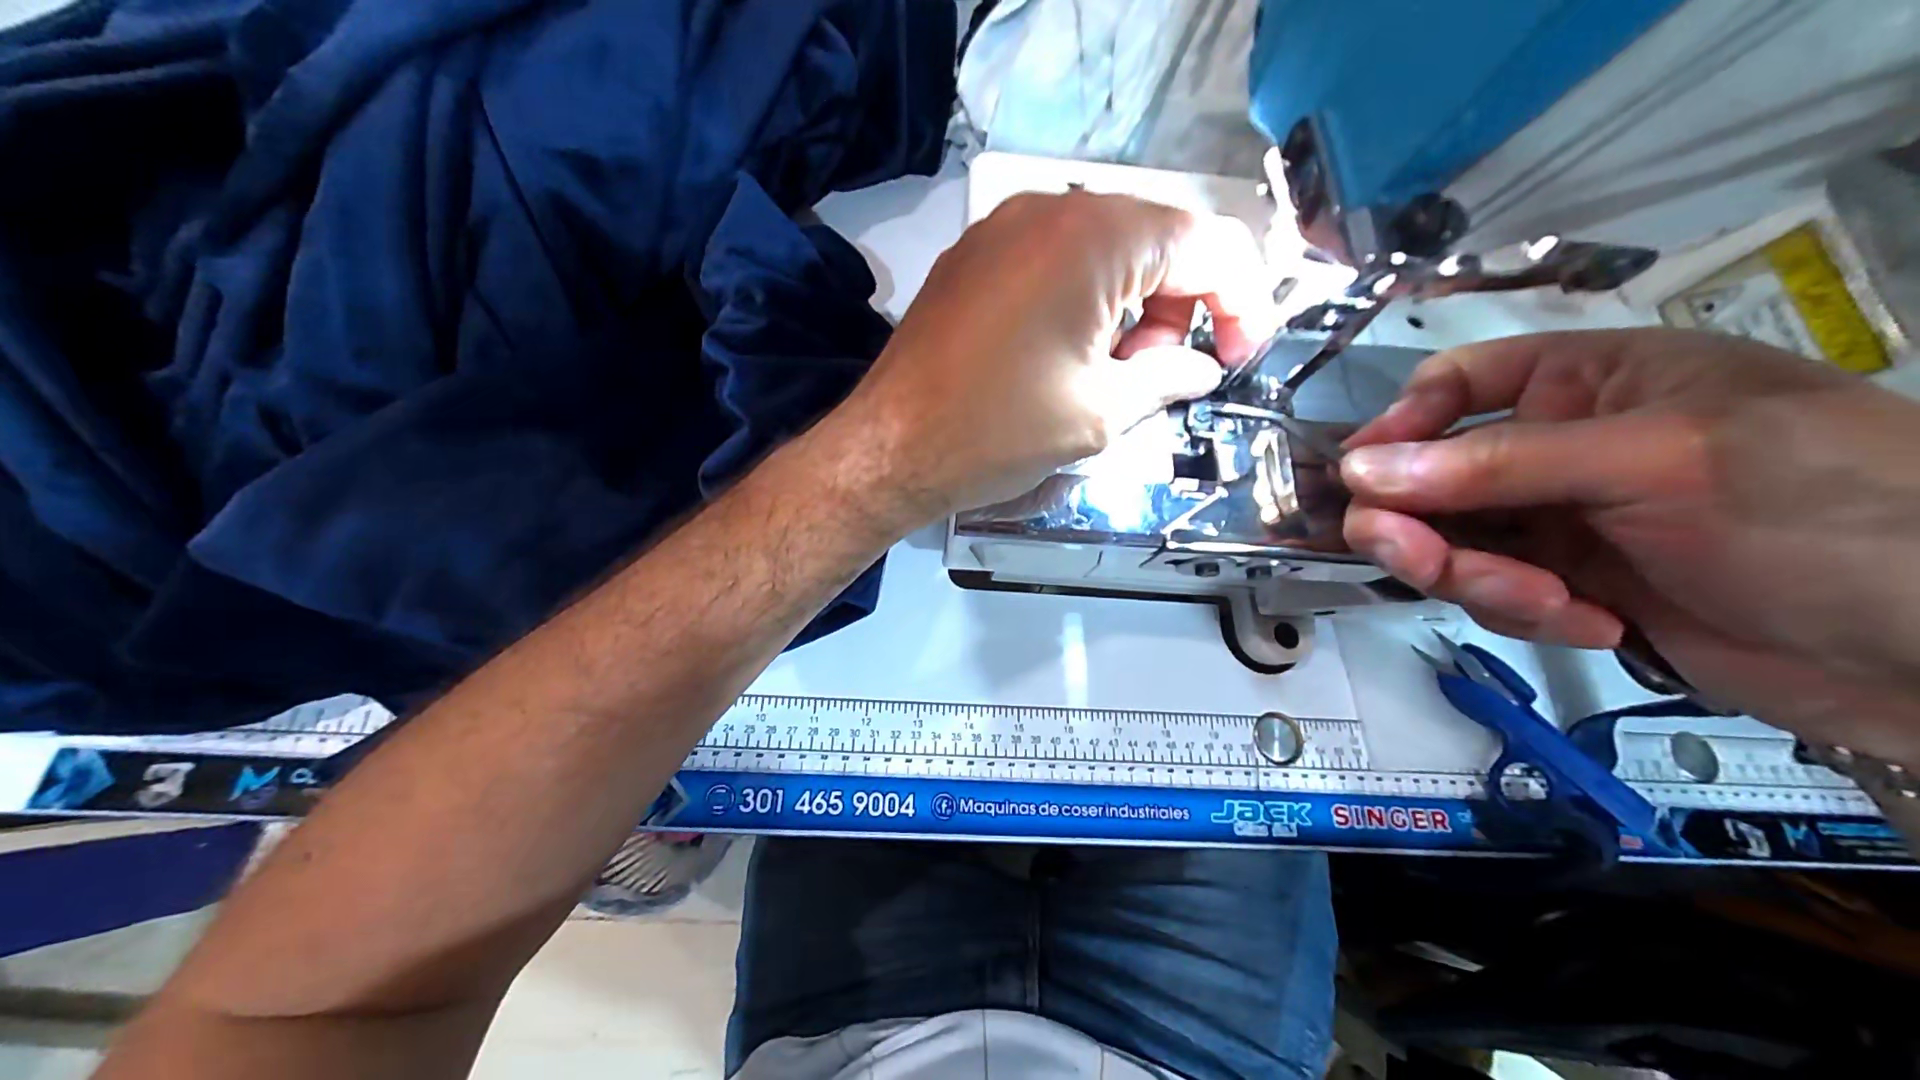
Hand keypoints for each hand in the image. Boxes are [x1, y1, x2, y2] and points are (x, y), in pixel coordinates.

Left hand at [830, 190, 1277, 525]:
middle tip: (1164, 375)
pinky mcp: (976, 254)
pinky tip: (1069, 353)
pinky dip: (1085, 298)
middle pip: (1155, 239)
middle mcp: (1052, 209)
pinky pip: (1056, 259)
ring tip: (1113, 374)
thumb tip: (1203, 367)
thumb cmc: (997, 431)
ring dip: (1133, 305)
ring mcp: (1006, 226)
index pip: (1206, 243)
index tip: (1239, 354)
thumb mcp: (1101, 413)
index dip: (1240, 299)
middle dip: (1180, 306)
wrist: (890, 446)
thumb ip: (1168, 378)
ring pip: (1106, 249)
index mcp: (1097, 238)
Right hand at [1339, 328, 1919, 764]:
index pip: (1453, 385)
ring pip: (1450, 544)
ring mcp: (1557, 521)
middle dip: (1423, 526)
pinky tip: (1595, 625)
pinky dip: (1527, 614)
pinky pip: (1492, 594)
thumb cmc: (1825, 508)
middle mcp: (1555, 449)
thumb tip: (1357, 472)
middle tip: (1424, 562)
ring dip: (1479, 579)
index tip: (1363, 476)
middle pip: (1429, 478)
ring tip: (1551, 605)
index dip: (1398, 425)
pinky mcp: (1564, 587)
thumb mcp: (1653, 463)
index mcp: (1585, 384)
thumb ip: (1495, 466)